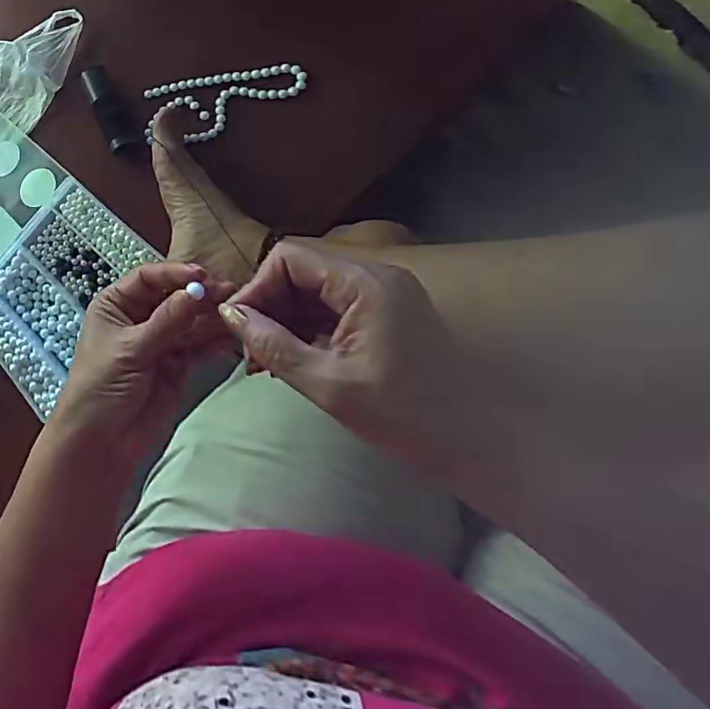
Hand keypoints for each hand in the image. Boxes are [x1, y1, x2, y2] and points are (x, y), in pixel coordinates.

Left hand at [54, 262, 235, 459]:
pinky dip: (216, 343)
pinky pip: (199, 348)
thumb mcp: (132, 349)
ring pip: (191, 323)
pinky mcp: (176, 367)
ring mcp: (159, 343)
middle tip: (234, 294)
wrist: (100, 441)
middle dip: (201, 296)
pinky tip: (235, 337)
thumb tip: (198, 290)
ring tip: (241, 313)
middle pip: (175, 298)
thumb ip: (168, 321)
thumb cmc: (101, 386)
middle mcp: (138, 319)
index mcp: (116, 305)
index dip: (175, 273)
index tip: (203, 276)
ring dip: (214, 318)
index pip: (148, 278)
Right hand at [216, 241, 477, 473]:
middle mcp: (376, 277)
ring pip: (312, 291)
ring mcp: (384, 295)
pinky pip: (331, 307)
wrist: (481, 450)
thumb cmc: (405, 416)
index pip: (289, 259)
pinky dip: (305, 328)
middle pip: (299, 272)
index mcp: (366, 284)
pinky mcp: (387, 315)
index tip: (240, 326)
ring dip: (283, 319)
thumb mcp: (326, 382)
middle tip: (249, 348)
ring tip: (265, 359)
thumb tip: (228, 315)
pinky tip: (291, 359)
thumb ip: (271, 344)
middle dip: (268, 306)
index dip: (258, 287)